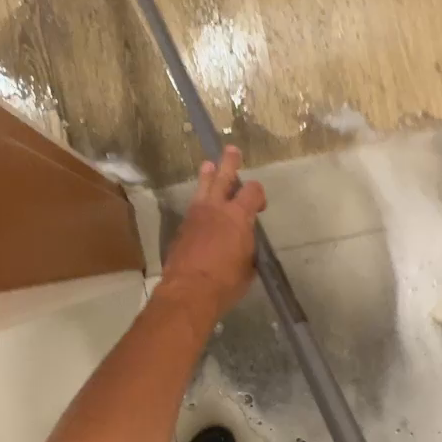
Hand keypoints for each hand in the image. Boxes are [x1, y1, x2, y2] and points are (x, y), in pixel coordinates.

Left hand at [157, 146, 265, 324]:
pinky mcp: (181, 229)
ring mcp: (195, 216)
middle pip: (223, 177)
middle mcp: (216, 209)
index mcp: (238, 216)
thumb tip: (244, 244)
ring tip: (207, 166)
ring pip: (202, 188)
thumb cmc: (226, 282)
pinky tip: (200, 207)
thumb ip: (247, 247)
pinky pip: (192, 208)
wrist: (189, 291)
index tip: (260, 205)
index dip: (259, 195)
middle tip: (231, 150)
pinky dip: (199, 204)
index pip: (253, 192)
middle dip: (229, 163)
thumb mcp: (248, 266)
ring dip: (207, 176)